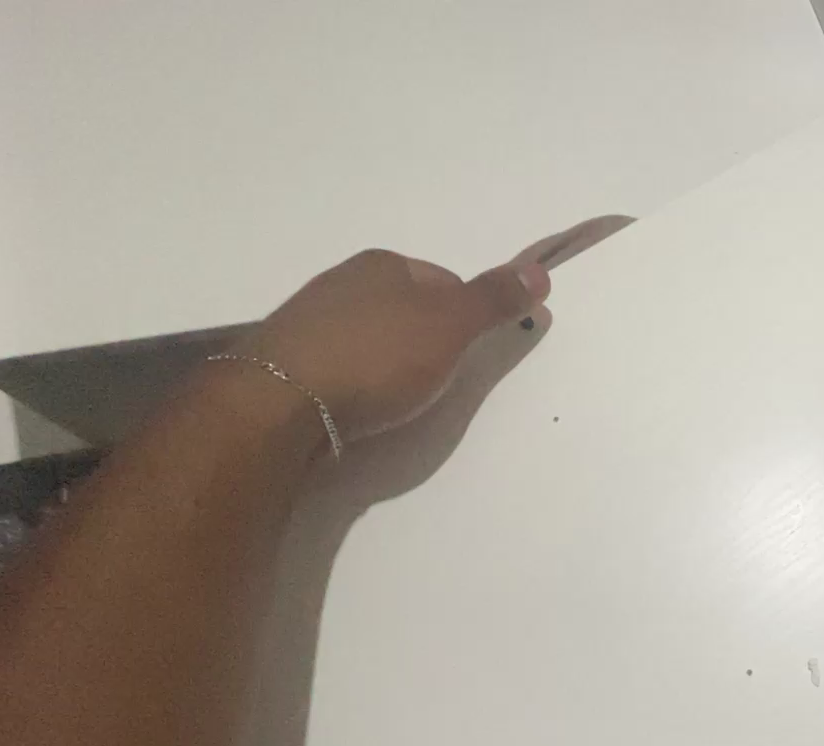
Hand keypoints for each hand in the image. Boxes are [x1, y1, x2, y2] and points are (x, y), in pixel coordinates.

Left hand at [233, 248, 549, 442]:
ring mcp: (312, 318)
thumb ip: (494, 301)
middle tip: (441, 378)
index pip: (446, 281)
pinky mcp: (291, 357)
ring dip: (395, 359)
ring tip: (401, 394)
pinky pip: (345, 360)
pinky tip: (365, 401)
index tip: (472, 353)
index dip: (469, 316)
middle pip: (410, 307)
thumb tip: (539, 270)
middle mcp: (344, 280)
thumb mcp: (452, 326)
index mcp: (384, 264)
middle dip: (431, 338)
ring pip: (376, 334)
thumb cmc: (378, 357)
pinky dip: (363, 377)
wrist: (283, 402)